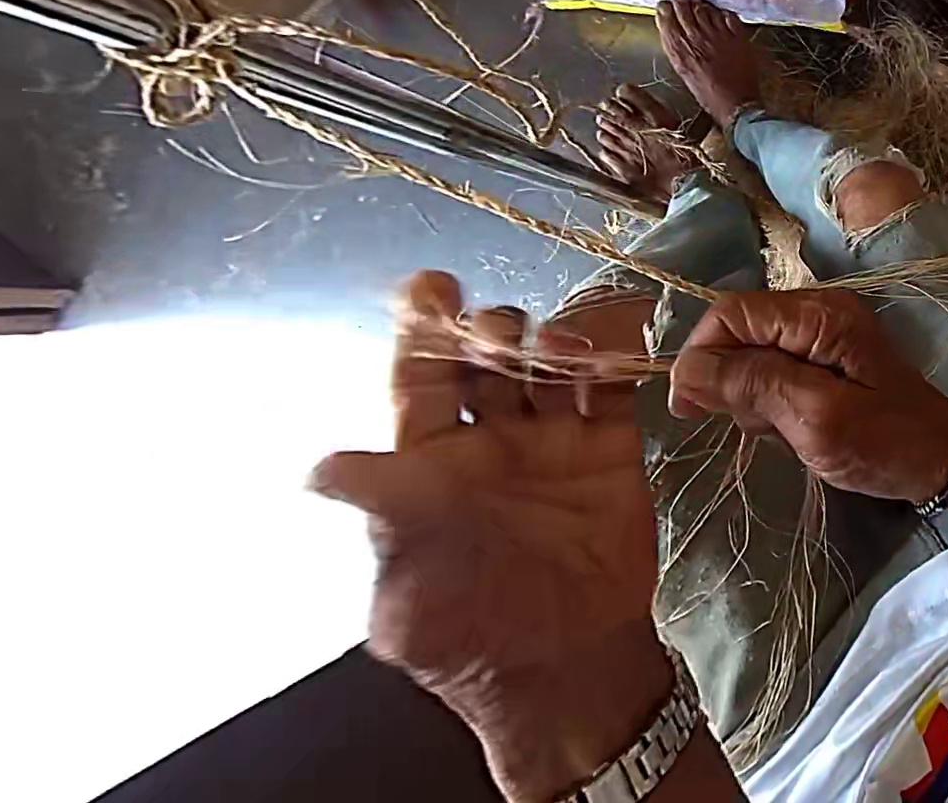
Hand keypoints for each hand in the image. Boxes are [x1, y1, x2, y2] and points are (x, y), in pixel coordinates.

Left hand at [310, 272, 666, 801]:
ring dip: (558, 340)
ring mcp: (560, 438)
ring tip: (561, 348)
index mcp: (436, 463)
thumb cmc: (473, 632)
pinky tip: (619, 341)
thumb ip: (384, 522)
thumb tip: (328, 467)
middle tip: (503, 335)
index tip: (433, 286)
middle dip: (493, 331)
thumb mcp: (408, 592)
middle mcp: (498, 439)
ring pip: (556, 364)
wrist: (568, 662)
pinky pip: (616, 389)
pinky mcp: (614, 445)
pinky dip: (619, 359)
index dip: (424, 331)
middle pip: (493, 359)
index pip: (425, 381)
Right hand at [667, 289, 947, 501]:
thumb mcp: (818, 419)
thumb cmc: (887, 444)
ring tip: (788, 431)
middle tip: (766, 426)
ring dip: (753, 400)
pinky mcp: (822, 357)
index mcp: (820, 315)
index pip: (732, 312)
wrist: (941, 459)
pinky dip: (770, 405)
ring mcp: (821, 333)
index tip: (692, 406)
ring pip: (750, 356)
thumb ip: (756, 385)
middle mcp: (818, 311)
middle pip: (738, 333)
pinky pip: (771, 374)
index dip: (702, 354)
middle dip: (733, 383)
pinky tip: (794, 427)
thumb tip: (689, 368)